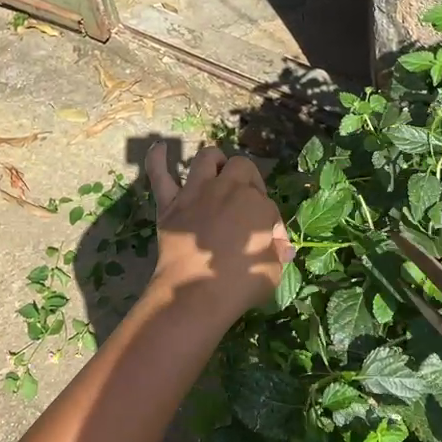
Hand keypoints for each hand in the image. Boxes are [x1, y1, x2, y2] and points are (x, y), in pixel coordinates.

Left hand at [144, 142, 294, 328]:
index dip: (270, 224)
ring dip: (215, 161)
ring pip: (207, 158)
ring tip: (217, 172)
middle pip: (242, 168)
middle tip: (246, 203)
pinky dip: (158, 159)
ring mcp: (196, 192)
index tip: (269, 243)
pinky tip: (160, 147)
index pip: (268, 204)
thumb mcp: (273, 271)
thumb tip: (283, 246)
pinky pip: (160, 174)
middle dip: (248, 181)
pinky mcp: (170, 203)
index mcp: (257, 204)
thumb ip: (277, 251)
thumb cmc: (240, 286)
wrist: (196, 294)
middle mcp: (228, 188)